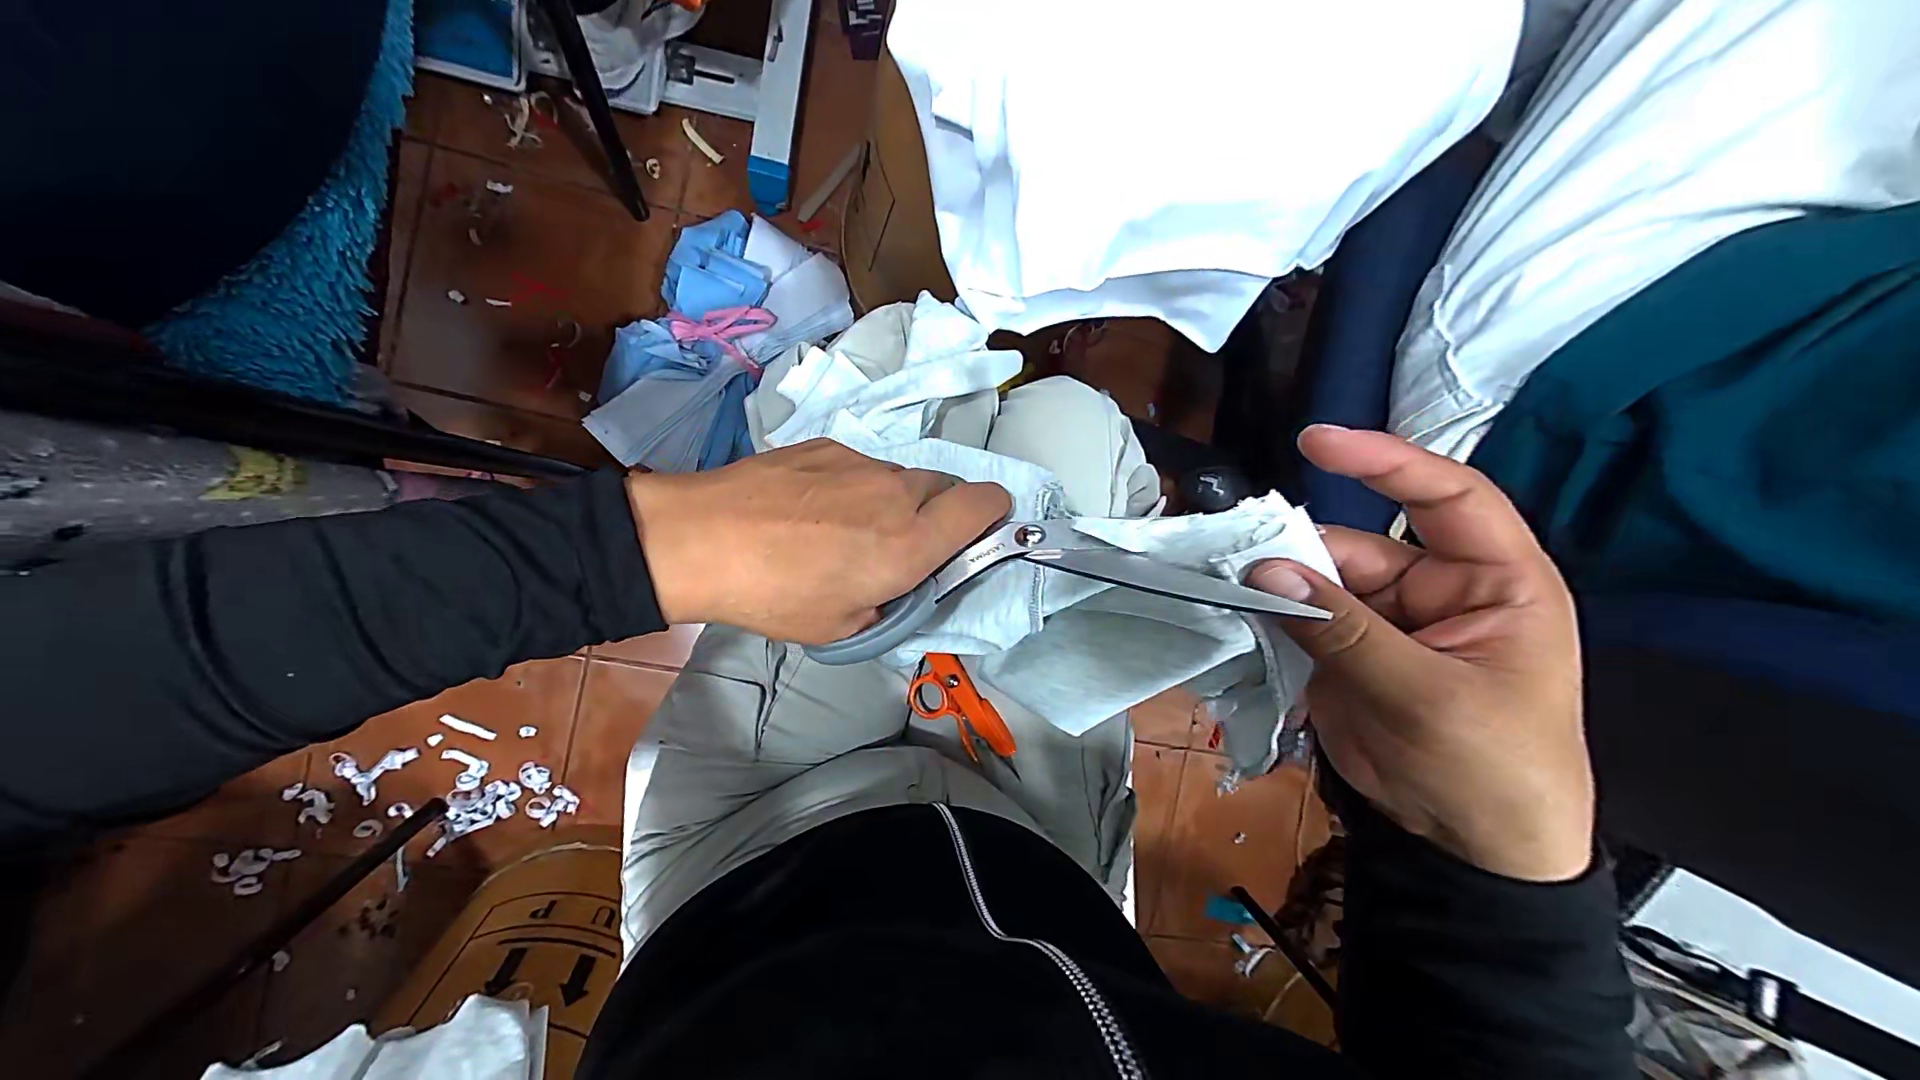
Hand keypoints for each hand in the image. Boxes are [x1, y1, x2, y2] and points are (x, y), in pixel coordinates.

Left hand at [624, 439, 1011, 644]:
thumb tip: (901, 580)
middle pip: (946, 488)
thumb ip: (891, 598)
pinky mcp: (828, 445)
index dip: (993, 514)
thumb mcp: (842, 626)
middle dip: (939, 514)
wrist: (698, 539)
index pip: (985, 503)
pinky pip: (864, 465)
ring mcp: (861, 463)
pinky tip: (814, 506)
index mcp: (910, 544)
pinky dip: (857, 485)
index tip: (976, 532)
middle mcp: (896, 494)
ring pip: (904, 477)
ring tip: (848, 526)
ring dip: (896, 500)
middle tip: (901, 543)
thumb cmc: (772, 595)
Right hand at [1246, 426, 1593, 881]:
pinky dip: (1269, 612)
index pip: (1446, 497)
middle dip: (1300, 548)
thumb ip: (1341, 629)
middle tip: (1235, 553)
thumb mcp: (1421, 696)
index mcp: (1494, 583)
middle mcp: (1436, 589)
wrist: (1465, 850)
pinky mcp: (1345, 650)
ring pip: (1318, 579)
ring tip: (1226, 583)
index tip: (1316, 442)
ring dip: (1275, 581)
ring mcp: (1384, 621)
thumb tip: (1265, 567)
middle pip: (1357, 545)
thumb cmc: (1485, 769)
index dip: (1386, 461)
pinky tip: (1237, 607)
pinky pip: (1301, 615)